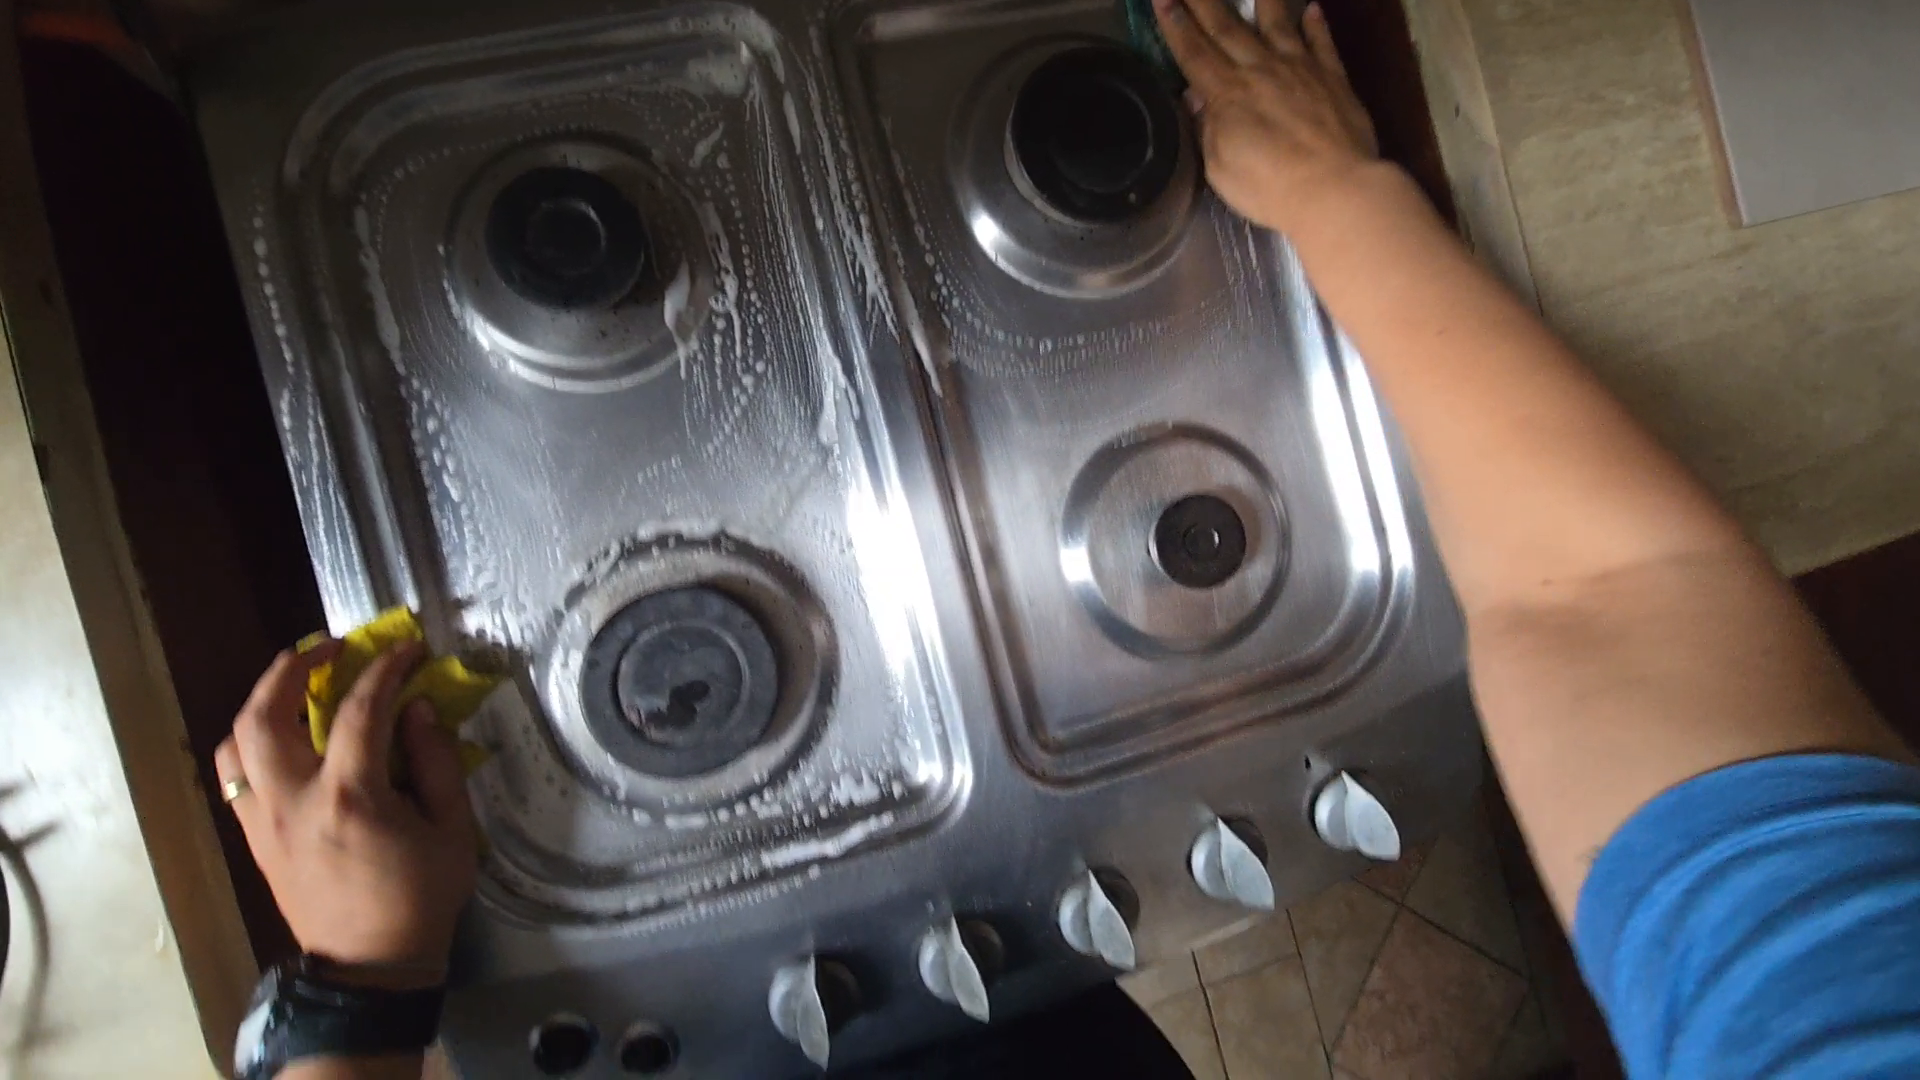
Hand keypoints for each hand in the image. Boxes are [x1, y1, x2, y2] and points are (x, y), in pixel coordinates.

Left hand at [216, 641, 478, 986]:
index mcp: (350, 798)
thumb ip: (434, 761)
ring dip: (263, 702)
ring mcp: (263, 822)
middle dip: (292, 669)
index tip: (409, 647)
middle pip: (263, 719)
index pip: (360, 712)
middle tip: (331, 647)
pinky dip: (257, 740)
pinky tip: (291, 734)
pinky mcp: (255, 838)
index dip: (385, 669)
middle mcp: (291, 803)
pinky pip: (237, 776)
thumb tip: (417, 708)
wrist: (370, 961)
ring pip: (235, 746)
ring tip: (299, 682)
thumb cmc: (423, 891)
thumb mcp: (452, 824)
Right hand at [1154, 0, 1379, 233]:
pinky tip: (1311, 8)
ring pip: (1276, 21)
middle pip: (1227, 27)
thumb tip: (1196, 97)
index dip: (1176, 25)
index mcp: (1228, 95)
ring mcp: (1299, 68)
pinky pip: (1321, 41)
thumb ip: (1208, 129)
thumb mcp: (1220, 168)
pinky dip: (1315, 23)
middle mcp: (1261, 69)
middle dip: (1205, 1)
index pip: (1194, 53)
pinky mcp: (1332, 76)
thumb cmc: (1266, 187)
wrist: (1331, 187)